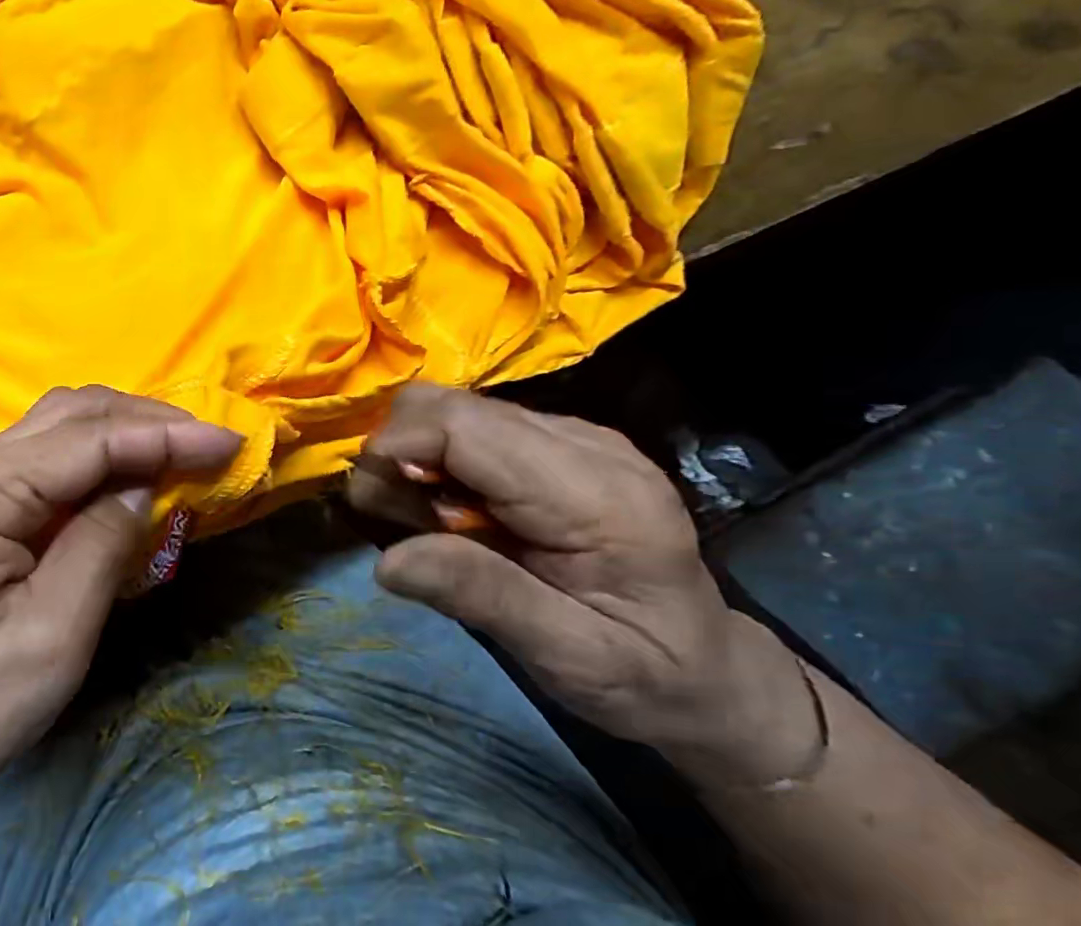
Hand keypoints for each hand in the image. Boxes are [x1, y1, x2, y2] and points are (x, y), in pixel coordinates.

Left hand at [0, 386, 241, 919]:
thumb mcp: (54, 635)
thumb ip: (104, 544)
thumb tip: (146, 482)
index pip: (84, 441)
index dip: (162, 435)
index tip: (228, 441)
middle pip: (72, 416)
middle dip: (149, 422)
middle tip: (213, 444)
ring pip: (62, 426)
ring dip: (128, 431)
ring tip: (185, 451)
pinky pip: (51, 457)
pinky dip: (104, 456)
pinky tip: (137, 471)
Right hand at [347, 383, 818, 787]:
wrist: (710, 669)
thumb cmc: (644, 676)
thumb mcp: (566, 657)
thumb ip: (482, 596)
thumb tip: (388, 562)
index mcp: (596, 493)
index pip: (466, 426)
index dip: (399, 448)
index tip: (371, 503)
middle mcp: (586, 443)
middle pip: (453, 405)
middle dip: (401, 453)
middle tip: (402, 522)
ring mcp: (576, 436)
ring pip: (457, 410)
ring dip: (420, 460)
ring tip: (434, 526)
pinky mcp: (562, 443)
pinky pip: (476, 428)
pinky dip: (445, 463)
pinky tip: (462, 513)